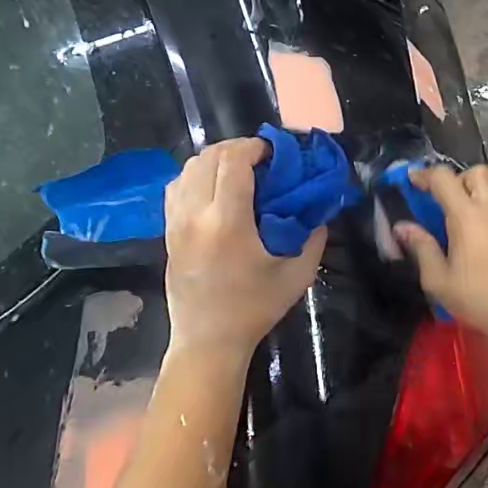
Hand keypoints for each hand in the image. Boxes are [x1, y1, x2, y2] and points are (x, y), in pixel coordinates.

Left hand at [164, 138, 326, 364]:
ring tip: (239, 169)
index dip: (255, 147)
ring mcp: (176, 222)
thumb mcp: (296, 275)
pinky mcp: (168, 231)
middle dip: (237, 148)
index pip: (234, 162)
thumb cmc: (254, 309)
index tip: (274, 151)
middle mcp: (196, 214)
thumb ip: (314, 237)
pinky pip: (176, 186)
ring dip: (215, 158)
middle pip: (209, 157)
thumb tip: (320, 209)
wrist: (207, 340)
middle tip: (260, 158)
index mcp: (227, 222)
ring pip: (188, 167)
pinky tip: (215, 187)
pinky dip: (196, 175)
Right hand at [393, 164, 487, 335]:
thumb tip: (402, 227)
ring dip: (466, 194)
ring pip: (486, 188)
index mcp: (467, 216)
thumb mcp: (438, 279)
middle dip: (452, 179)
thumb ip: (421, 247)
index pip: (444, 177)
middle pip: (473, 172)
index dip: (424, 174)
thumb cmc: (478, 297)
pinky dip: (478, 210)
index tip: (410, 183)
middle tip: (436, 200)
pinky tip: (468, 238)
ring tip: (449, 222)